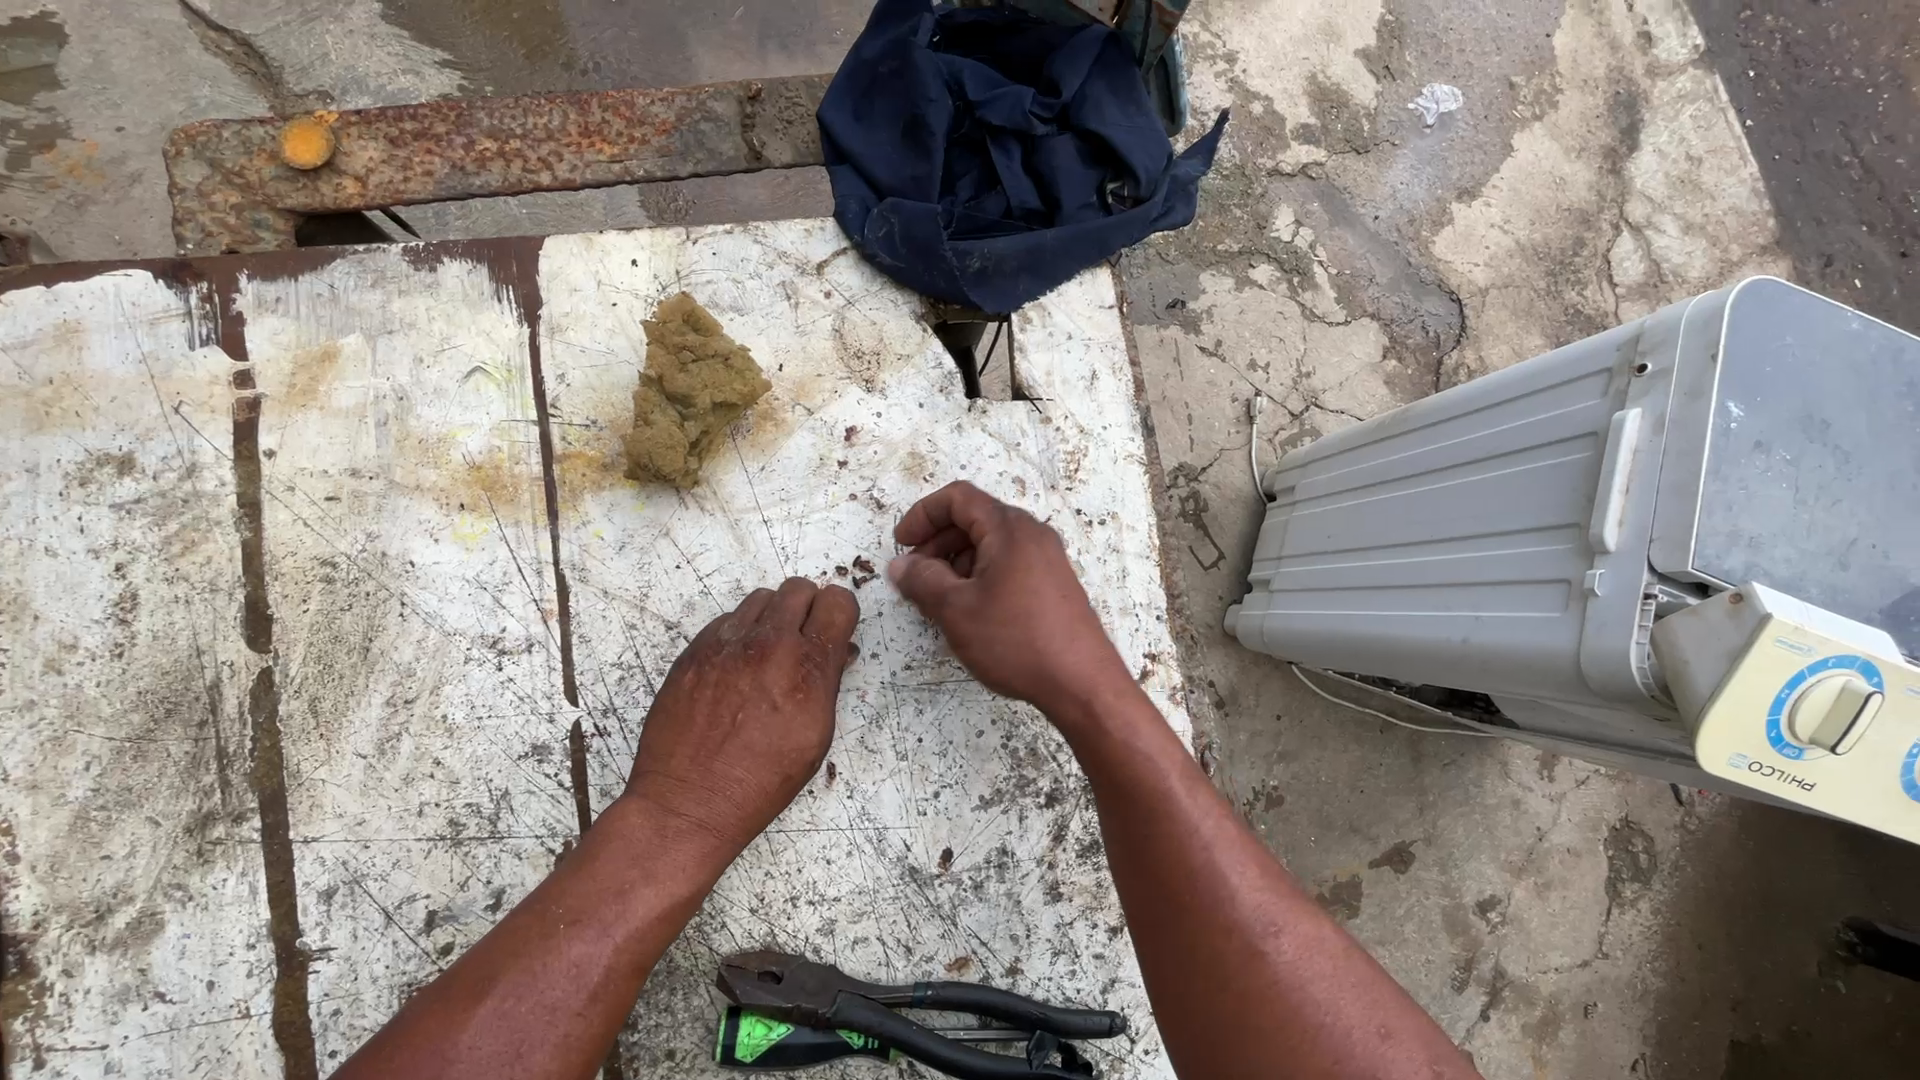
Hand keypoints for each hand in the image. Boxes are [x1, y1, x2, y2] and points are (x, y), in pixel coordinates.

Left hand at [621, 578, 859, 860]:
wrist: (689, 802)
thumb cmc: (760, 781)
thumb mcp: (816, 736)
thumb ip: (829, 682)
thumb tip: (838, 650)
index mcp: (807, 667)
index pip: (837, 601)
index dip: (839, 614)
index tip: (834, 630)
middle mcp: (768, 645)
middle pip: (799, 588)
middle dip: (808, 609)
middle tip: (804, 639)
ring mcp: (726, 644)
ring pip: (761, 598)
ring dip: (773, 617)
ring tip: (768, 654)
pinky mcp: (694, 651)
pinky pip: (727, 620)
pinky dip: (740, 634)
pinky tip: (738, 668)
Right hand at [888, 482, 1132, 725]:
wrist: (1082, 683)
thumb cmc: (1016, 640)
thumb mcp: (956, 610)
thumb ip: (922, 581)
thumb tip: (902, 565)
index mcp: (1009, 528)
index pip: (958, 498)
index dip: (922, 514)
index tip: (902, 544)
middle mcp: (1032, 535)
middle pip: (974, 519)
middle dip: (937, 542)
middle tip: (914, 576)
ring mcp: (1047, 560)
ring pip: (991, 545)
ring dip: (957, 563)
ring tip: (938, 600)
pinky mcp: (1053, 585)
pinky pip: (1008, 565)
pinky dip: (980, 576)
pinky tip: (970, 611)